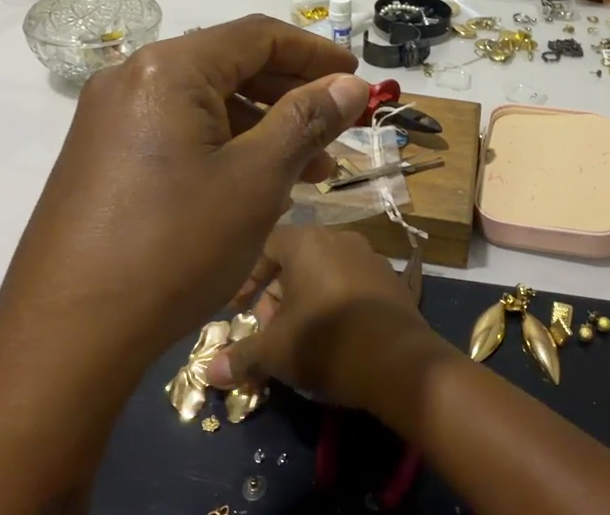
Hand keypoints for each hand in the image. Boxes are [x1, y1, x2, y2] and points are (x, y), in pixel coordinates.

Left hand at [4, 15, 369, 359]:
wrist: (64, 339)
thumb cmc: (174, 247)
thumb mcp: (256, 180)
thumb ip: (308, 120)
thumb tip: (351, 83)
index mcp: (168, 69)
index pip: (257, 36)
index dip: (314, 52)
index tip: (356, 75)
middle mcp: (131, 78)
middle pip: (230, 65)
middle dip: (292, 93)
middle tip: (339, 128)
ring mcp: (108, 120)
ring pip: (205, 104)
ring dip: (263, 126)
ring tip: (311, 169)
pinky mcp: (100, 158)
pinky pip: (177, 132)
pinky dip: (225, 146)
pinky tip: (257, 184)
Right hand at [205, 226, 449, 408]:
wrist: (398, 360)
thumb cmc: (326, 343)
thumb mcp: (274, 352)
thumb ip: (241, 356)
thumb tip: (210, 372)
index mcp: (307, 241)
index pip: (266, 247)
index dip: (247, 280)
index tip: (238, 312)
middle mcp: (340, 237)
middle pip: (295, 260)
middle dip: (276, 296)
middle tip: (269, 332)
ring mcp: (370, 256)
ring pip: (324, 273)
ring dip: (305, 301)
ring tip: (299, 339)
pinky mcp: (391, 279)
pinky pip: (351, 284)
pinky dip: (334, 304)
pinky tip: (334, 338)